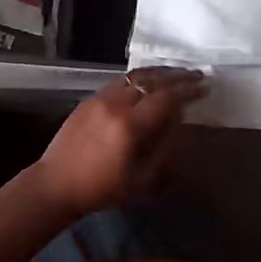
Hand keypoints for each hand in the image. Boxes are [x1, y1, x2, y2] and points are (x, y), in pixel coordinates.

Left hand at [27, 68, 207, 214]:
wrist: (56, 184)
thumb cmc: (102, 189)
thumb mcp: (142, 180)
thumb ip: (164, 148)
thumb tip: (180, 122)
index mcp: (130, 126)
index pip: (166, 98)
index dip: (188, 91)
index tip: (204, 88)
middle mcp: (115, 104)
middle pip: (151, 80)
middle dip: (177, 76)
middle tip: (196, 76)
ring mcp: (100, 98)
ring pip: (134, 75)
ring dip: (158, 72)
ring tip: (175, 75)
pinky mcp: (89, 99)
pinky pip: (119, 81)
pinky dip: (138, 78)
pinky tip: (147, 83)